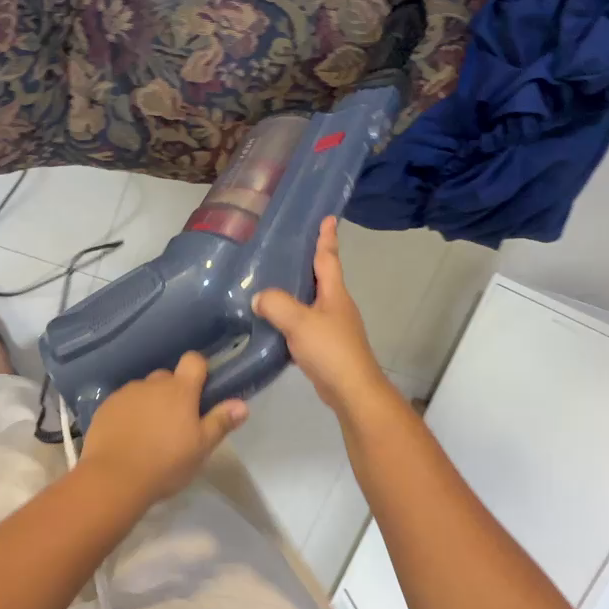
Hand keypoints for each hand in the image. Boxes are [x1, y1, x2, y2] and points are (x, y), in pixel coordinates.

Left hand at [79, 352, 247, 502]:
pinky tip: (128, 437)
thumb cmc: (166, 463)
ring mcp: (126, 394)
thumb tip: (242, 404)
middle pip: (167, 378)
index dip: (199, 370)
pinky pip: (123, 403)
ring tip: (149, 433)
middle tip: (176, 423)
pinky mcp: (105, 406)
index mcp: (179, 390)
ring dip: (150, 403)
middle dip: (173, 393)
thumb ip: (221, 422)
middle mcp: (151, 384)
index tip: (201, 391)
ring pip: (144, 391)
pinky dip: (129, 413)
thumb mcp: (201, 448)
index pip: (193, 360)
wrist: (114, 478)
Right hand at [253, 217, 394, 411]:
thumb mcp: (300, 322)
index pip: (329, 258)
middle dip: (308, 262)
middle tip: (288, 247)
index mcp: (335, 294)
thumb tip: (258, 297)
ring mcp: (332, 327)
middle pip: (321, 278)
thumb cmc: (331, 350)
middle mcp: (336, 306)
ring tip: (273, 282)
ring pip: (311, 302)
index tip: (328, 218)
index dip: (327, 238)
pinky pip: (304, 324)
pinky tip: (273, 322)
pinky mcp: (324, 347)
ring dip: (297, 292)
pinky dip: (291, 318)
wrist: (351, 390)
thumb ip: (276, 304)